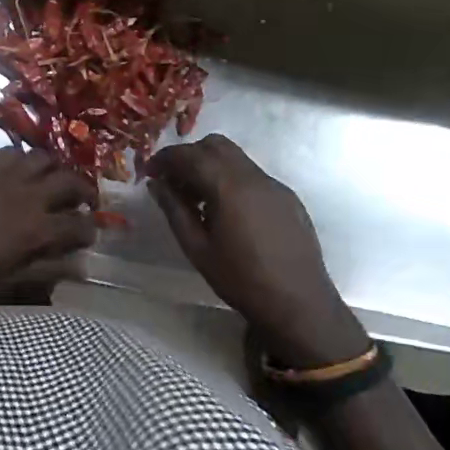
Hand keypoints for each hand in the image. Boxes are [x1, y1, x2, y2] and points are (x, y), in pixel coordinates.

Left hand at [0, 147, 96, 307]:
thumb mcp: (17, 278)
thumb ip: (52, 268)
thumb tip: (82, 266)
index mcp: (39, 229)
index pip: (80, 224)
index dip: (89, 230)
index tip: (88, 233)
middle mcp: (30, 196)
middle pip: (71, 182)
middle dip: (84, 192)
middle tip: (82, 201)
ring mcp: (7, 177)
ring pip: (45, 158)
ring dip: (55, 169)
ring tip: (54, 180)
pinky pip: (13, 152)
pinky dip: (23, 159)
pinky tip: (22, 171)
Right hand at [146, 134, 368, 367]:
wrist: (299, 305)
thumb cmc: (241, 279)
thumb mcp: (197, 248)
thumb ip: (174, 210)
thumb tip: (156, 184)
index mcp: (229, 187)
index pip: (190, 155)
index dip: (165, 159)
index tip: (149, 173)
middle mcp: (254, 177)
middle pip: (215, 145)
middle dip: (189, 156)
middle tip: (173, 181)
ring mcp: (274, 185)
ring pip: (236, 157)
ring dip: (211, 166)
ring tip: (197, 197)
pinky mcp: (287, 198)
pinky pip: (252, 175)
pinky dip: (231, 179)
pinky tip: (226, 210)